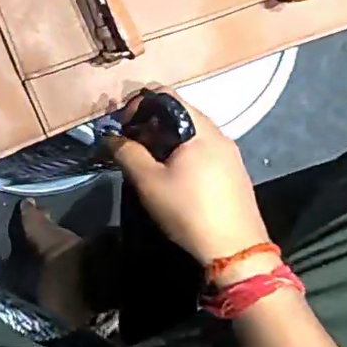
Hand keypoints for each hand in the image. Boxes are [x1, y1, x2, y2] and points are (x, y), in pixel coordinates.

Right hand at [104, 89, 272, 272]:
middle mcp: (218, 133)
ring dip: (166, 137)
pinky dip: (183, 150)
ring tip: (149, 160)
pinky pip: (203, 147)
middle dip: (150, 122)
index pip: (166, 94)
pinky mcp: (234, 170)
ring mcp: (229, 152)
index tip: (124, 126)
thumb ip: (126, 152)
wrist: (237, 252)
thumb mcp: (148, 182)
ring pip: (190, 130)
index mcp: (199, 129)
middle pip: (179, 111)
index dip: (139, 103)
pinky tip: (173, 174)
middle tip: (132, 143)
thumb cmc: (189, 211)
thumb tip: (110, 137)